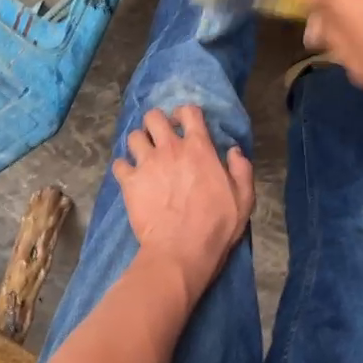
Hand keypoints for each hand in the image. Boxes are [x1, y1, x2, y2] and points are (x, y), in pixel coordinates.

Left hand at [112, 105, 254, 300]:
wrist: (181, 251)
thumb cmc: (216, 226)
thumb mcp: (243, 199)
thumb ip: (241, 170)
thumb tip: (234, 151)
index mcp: (199, 149)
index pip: (188, 112)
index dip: (185, 113)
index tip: (184, 123)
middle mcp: (170, 149)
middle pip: (153, 117)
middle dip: (155, 123)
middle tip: (159, 137)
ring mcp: (146, 163)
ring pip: (133, 136)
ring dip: (138, 144)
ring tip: (143, 156)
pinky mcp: (129, 181)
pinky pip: (118, 164)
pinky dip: (123, 169)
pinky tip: (130, 178)